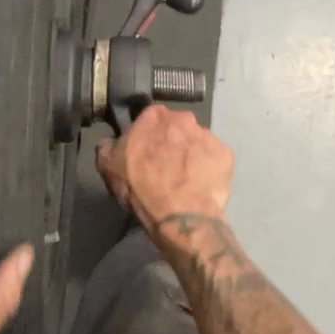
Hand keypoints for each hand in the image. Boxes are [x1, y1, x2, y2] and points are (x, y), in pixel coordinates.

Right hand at [96, 106, 234, 241]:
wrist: (180, 217)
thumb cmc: (141, 189)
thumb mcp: (109, 168)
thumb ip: (107, 147)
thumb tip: (110, 142)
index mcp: (154, 116)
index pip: (150, 117)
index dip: (148, 134)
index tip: (146, 150)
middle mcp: (183, 118)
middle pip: (176, 126)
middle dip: (172, 141)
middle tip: (166, 164)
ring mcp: (207, 135)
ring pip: (197, 140)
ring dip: (191, 153)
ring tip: (186, 177)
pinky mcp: (226, 154)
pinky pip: (215, 157)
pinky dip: (209, 166)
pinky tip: (201, 184)